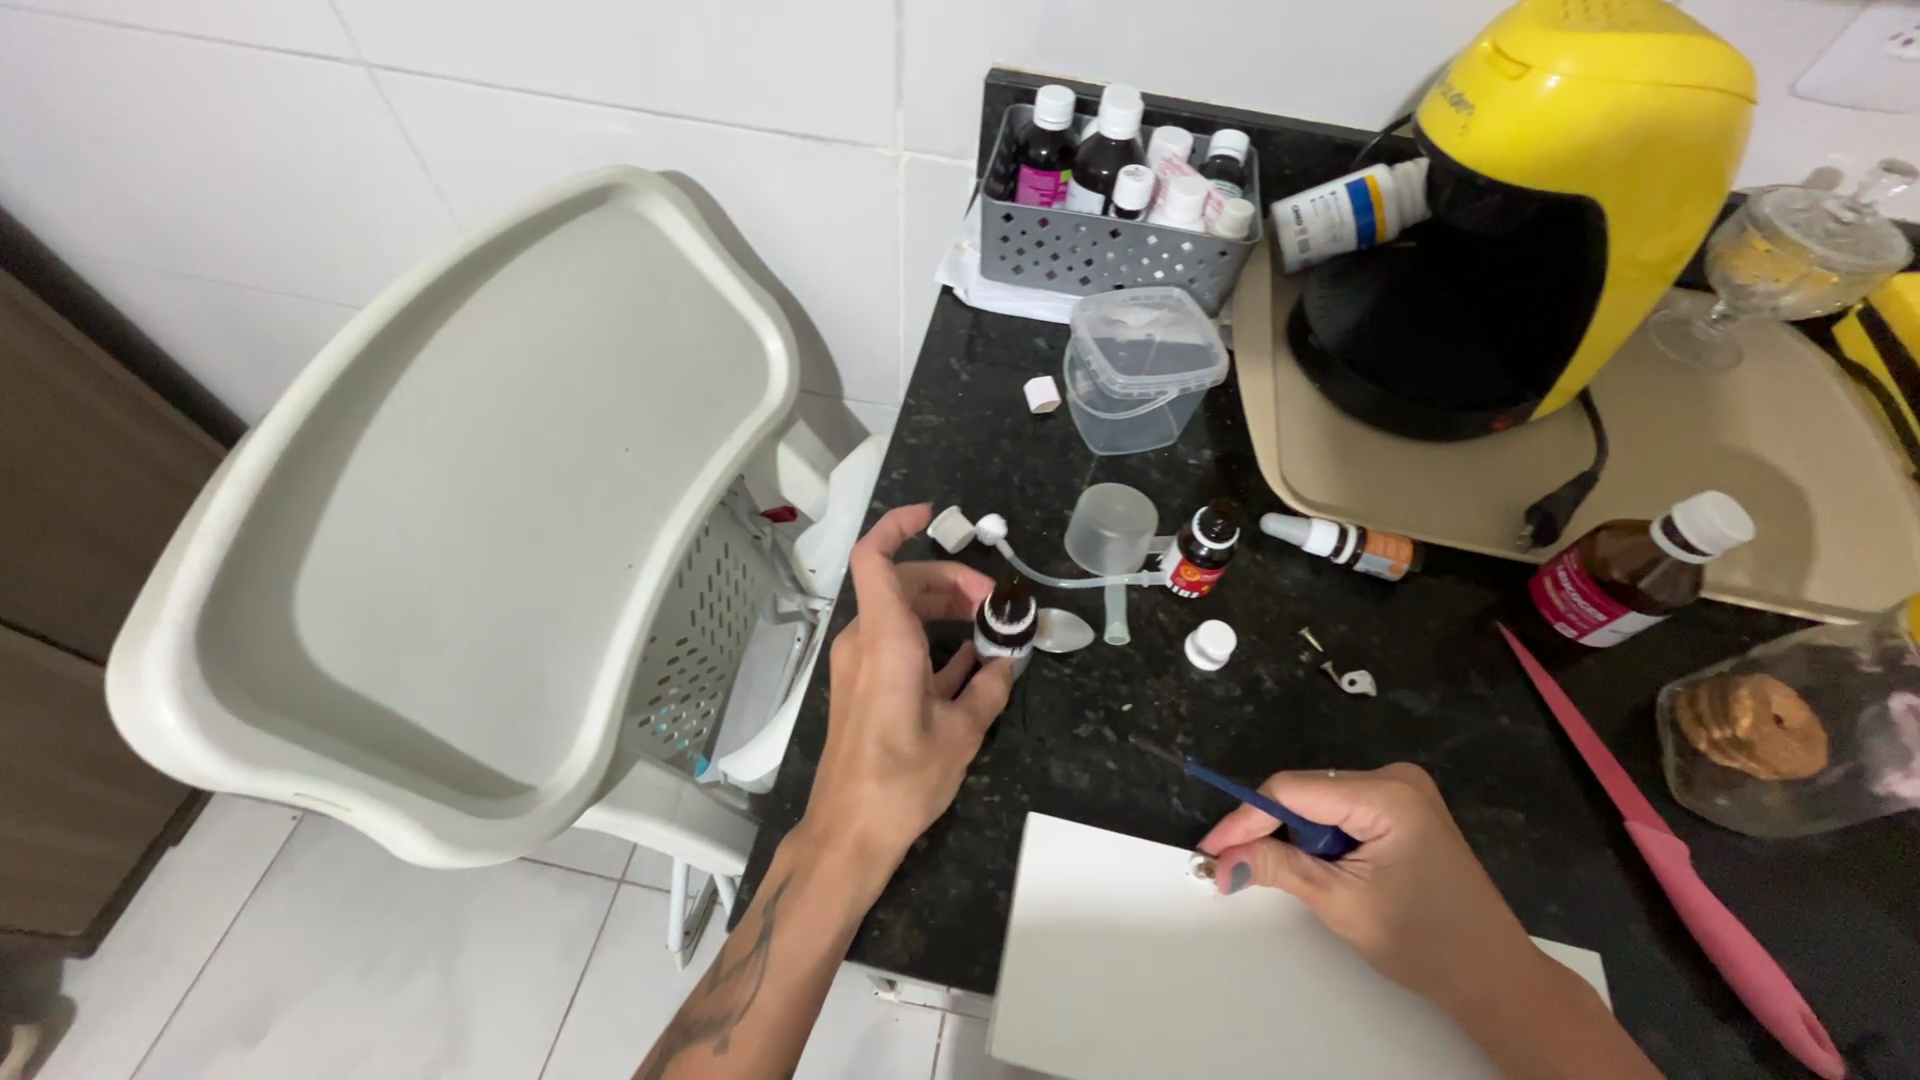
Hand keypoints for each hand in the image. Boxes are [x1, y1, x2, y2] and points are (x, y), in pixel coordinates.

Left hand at [801, 505, 1015, 879]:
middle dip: (952, 582)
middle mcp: (865, 642)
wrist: (849, 833)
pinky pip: (897, 643)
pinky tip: (970, 656)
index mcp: (885, 641)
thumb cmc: (902, 781)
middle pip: (902, 584)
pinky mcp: (863, 686)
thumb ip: (989, 688)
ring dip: (944, 610)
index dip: (897, 525)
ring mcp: (859, 665)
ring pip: (901, 613)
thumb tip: (1005, 663)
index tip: (934, 517)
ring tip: (991, 629)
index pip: (874, 559)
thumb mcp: (961, 734)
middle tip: (997, 606)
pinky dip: (931, 639)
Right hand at [1199, 763, 1546, 1020]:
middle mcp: (1395, 779)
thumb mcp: (1341, 903)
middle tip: (1230, 861)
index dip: (1246, 818)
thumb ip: (1276, 868)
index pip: (1293, 790)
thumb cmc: (1426, 944)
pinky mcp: (1402, 810)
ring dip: (1291, 833)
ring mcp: (1402, 792)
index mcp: (1388, 795)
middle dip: (1266, 827)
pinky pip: (1340, 811)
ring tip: (1264, 866)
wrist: (1496, 979)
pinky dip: (1316, 836)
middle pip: (1304, 792)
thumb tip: (1221, 860)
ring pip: (1318, 801)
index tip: (1212, 847)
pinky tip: (1306, 862)